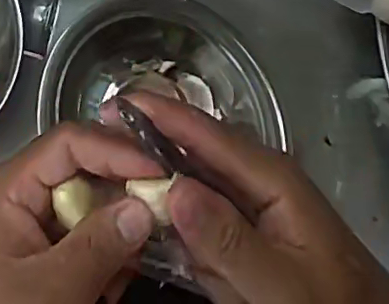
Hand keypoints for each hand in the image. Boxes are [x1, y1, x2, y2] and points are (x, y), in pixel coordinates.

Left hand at [0, 122, 164, 303]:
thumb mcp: (49, 289)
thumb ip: (96, 247)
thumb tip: (144, 207)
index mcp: (14, 184)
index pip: (70, 142)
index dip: (115, 148)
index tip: (157, 168)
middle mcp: (30, 191)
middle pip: (88, 167)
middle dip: (126, 186)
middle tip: (166, 201)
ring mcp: (45, 221)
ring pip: (99, 201)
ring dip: (124, 224)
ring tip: (146, 245)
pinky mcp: (58, 251)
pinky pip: (96, 234)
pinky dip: (115, 250)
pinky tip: (121, 276)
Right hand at [106, 94, 388, 303]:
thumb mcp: (282, 286)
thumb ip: (229, 240)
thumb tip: (173, 189)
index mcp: (270, 175)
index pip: (205, 133)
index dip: (159, 114)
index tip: (116, 102)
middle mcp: (259, 177)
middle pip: (196, 147)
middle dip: (152, 135)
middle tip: (105, 130)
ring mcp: (255, 204)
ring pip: (198, 178)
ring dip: (160, 169)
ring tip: (117, 160)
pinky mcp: (252, 231)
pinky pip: (206, 212)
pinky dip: (177, 209)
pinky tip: (151, 211)